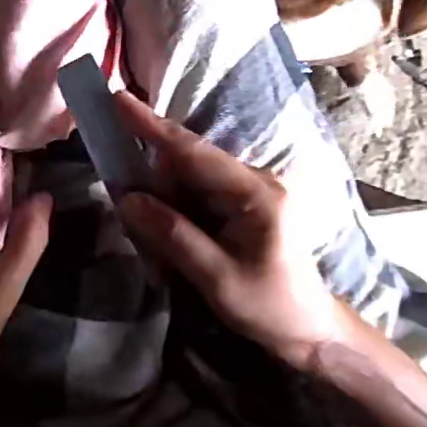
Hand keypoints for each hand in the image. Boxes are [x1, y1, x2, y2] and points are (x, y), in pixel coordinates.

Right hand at [111, 91, 350, 368]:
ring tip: (161, 251)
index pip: (193, 151)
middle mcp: (253, 180)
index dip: (152, 125)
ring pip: (188, 180)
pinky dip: (176, 212)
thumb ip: (171, 234)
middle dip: (151, 181)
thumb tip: (128, 199)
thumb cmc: (268, 305)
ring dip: (163, 202)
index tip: (118, 98)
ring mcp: (249, 190)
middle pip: (186, 164)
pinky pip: (196, 195)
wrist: (308, 328)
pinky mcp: (242, 203)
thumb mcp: (215, 278)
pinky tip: (173, 245)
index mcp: (254, 192)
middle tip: (129, 213)